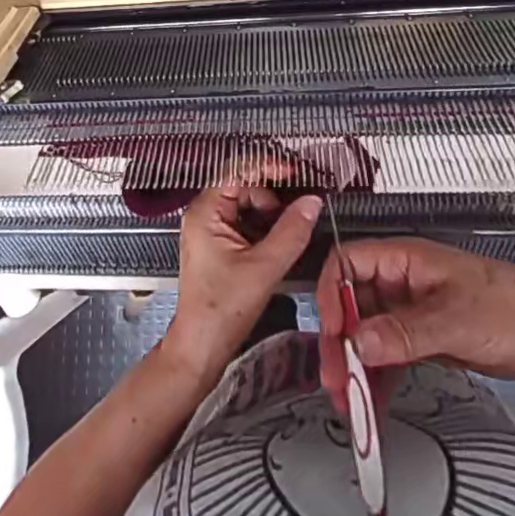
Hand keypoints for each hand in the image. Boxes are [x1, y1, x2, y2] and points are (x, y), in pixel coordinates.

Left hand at [164, 158, 322, 376]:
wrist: (201, 347)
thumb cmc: (222, 309)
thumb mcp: (265, 267)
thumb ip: (291, 231)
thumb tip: (313, 201)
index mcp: (206, 211)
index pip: (239, 171)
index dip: (270, 168)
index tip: (298, 174)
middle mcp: (204, 214)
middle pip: (245, 187)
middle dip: (274, 197)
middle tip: (301, 209)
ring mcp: (210, 229)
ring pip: (248, 205)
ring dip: (272, 213)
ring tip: (293, 228)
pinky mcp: (219, 244)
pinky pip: (246, 223)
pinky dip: (265, 228)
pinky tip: (281, 241)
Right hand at [316, 238, 514, 408]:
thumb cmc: (512, 308)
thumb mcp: (454, 319)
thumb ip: (403, 331)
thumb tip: (358, 340)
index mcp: (405, 259)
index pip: (348, 264)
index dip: (332, 295)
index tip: (330, 332)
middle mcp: (401, 281)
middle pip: (351, 304)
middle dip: (339, 342)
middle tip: (337, 380)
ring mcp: (410, 310)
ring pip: (366, 334)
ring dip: (354, 367)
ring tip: (351, 403)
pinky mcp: (420, 337)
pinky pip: (386, 355)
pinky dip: (376, 378)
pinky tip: (373, 404)